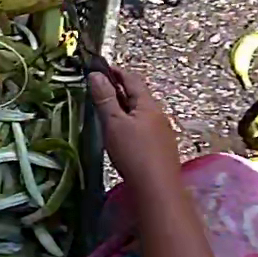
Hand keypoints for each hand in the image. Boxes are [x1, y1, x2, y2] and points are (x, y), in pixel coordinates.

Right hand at [88, 67, 180, 194]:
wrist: (157, 189)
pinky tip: (120, 133)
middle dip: (119, 89)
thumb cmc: (133, 152)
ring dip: (123, 107)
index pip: (132, 79)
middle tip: (98, 88)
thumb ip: (105, 98)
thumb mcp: (114, 123)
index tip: (99, 67)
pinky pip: (142, 127)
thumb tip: (96, 75)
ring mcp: (161, 132)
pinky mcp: (159, 148)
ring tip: (105, 110)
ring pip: (140, 112)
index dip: (116, 72)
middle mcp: (158, 115)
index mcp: (148, 105)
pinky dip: (128, 122)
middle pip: (137, 95)